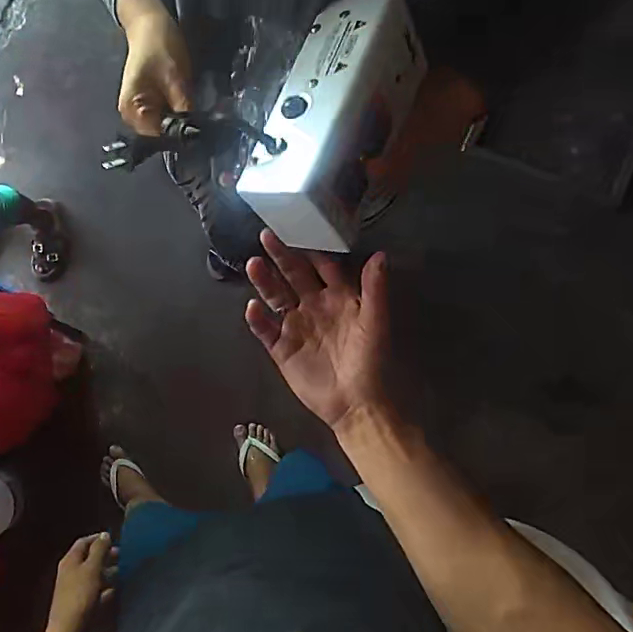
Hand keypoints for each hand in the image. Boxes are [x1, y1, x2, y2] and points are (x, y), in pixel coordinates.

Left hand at [44, 532, 114, 631]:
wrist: (67, 630)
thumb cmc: (80, 595)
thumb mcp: (92, 569)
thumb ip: (99, 550)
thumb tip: (105, 534)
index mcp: (70, 561)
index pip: (83, 542)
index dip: (97, 539)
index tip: (113, 538)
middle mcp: (69, 572)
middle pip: (88, 559)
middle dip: (104, 555)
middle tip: (121, 555)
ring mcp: (73, 589)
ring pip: (92, 576)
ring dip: (106, 572)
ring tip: (122, 572)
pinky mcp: (78, 604)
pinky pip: (94, 592)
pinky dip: (104, 589)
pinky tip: (115, 591)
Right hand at [115, 0, 191, 135]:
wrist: (150, 23)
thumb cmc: (159, 46)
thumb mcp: (176, 77)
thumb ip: (183, 107)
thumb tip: (195, 131)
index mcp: (131, 110)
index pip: (157, 135)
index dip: (178, 136)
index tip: (199, 132)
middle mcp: (132, 115)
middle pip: (160, 134)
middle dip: (180, 130)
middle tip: (203, 124)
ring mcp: (140, 110)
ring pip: (165, 126)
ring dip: (180, 122)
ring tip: (197, 113)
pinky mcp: (150, 104)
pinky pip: (166, 117)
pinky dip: (178, 114)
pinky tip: (188, 106)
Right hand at [245, 229, 390, 431]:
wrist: (357, 403)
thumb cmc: (371, 361)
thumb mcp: (376, 323)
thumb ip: (375, 289)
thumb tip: (379, 254)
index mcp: (339, 298)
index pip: (322, 267)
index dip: (311, 249)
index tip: (299, 228)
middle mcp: (314, 307)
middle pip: (293, 276)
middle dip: (280, 256)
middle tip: (266, 235)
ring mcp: (296, 327)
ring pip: (276, 298)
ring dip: (264, 281)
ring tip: (253, 264)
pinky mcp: (281, 349)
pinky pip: (265, 330)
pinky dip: (258, 319)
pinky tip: (253, 307)